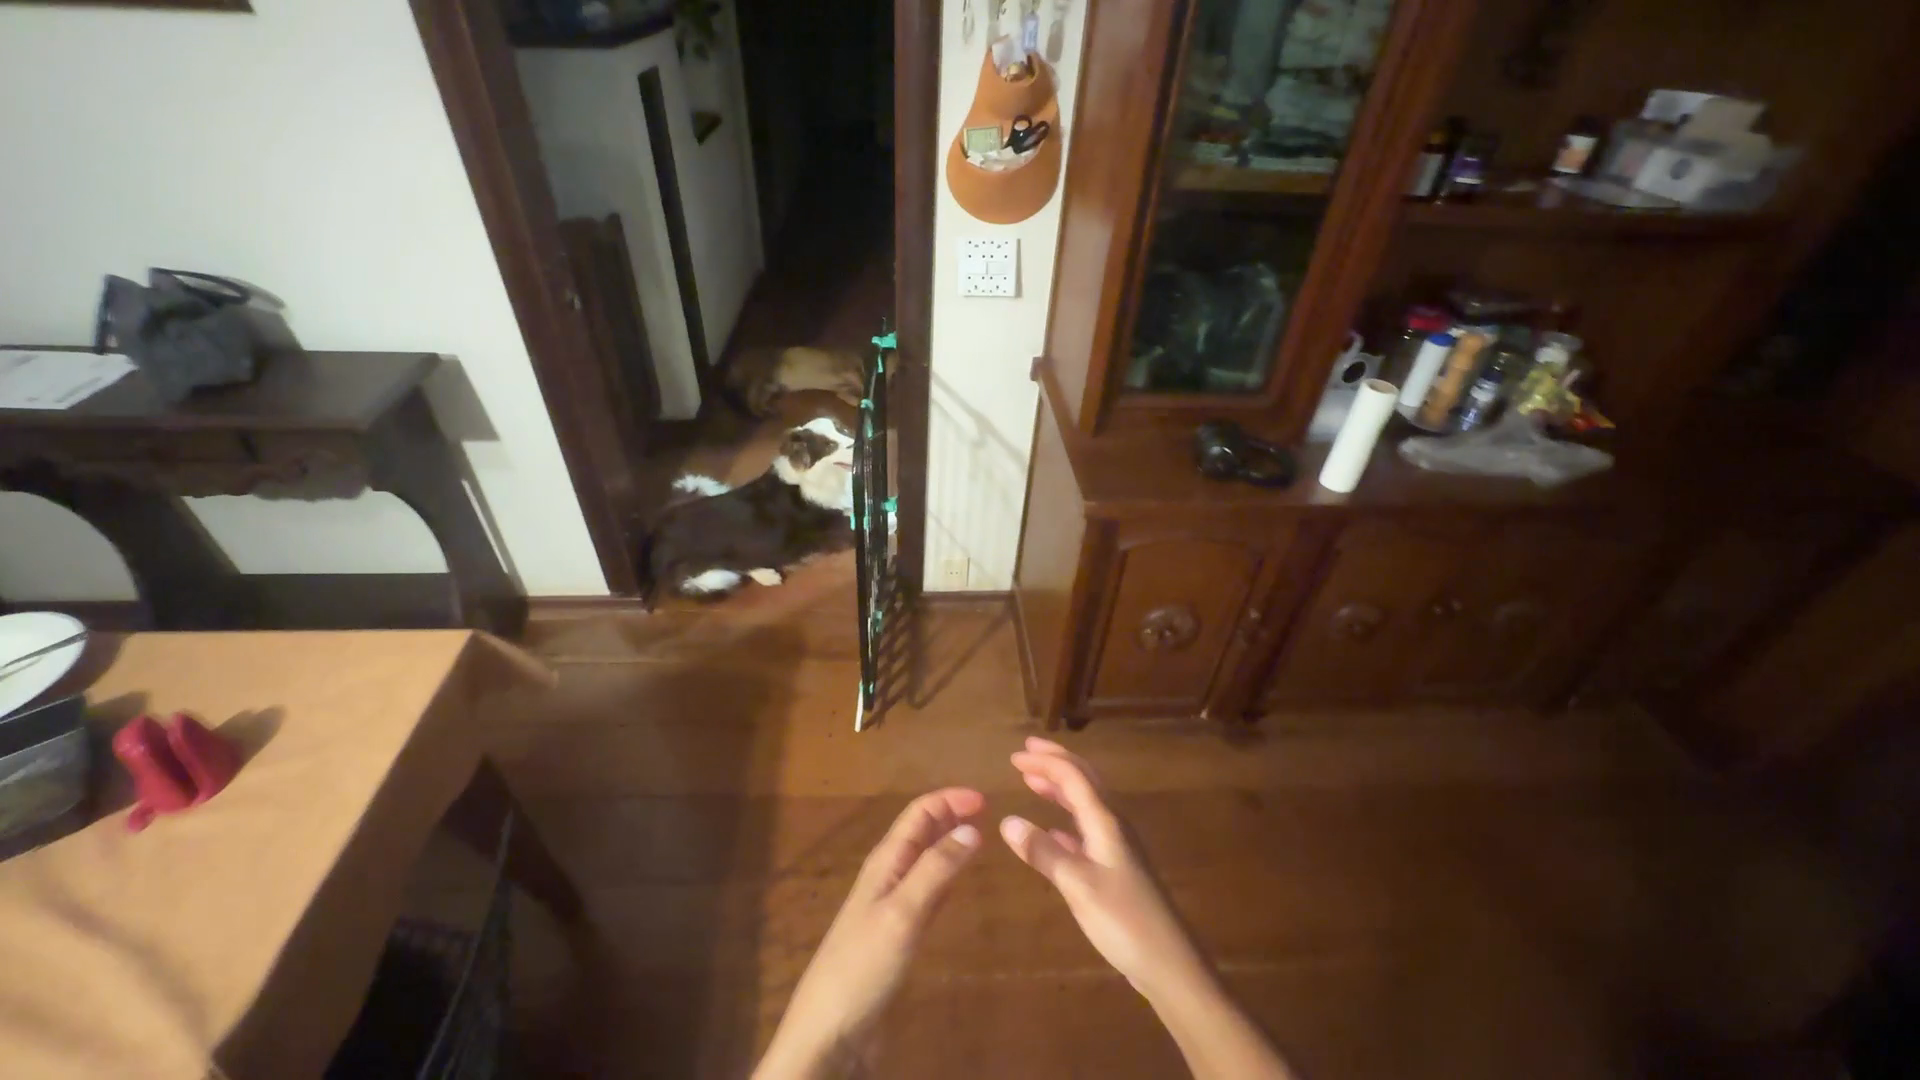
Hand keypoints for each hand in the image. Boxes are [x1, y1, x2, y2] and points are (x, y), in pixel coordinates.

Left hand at [755, 788, 984, 1078]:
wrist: (831, 1030)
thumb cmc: (863, 965)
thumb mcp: (902, 912)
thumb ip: (936, 870)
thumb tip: (972, 828)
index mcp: (885, 862)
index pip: (918, 814)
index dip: (949, 800)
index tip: (987, 800)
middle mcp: (888, 876)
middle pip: (921, 832)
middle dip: (951, 815)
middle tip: (990, 813)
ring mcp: (892, 905)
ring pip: (925, 860)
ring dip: (950, 842)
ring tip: (981, 837)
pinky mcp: (898, 934)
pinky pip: (927, 892)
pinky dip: (946, 878)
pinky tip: (959, 883)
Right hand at [999, 737, 1201, 995]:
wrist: (1169, 963)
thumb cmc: (1123, 920)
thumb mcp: (1077, 884)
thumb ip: (1043, 852)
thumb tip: (1007, 821)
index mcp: (1105, 821)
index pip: (1073, 777)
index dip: (1045, 763)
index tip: (1014, 757)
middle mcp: (1114, 826)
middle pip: (1084, 782)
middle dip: (1056, 764)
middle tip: (1025, 754)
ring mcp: (1118, 847)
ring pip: (1086, 804)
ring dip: (1060, 789)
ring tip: (1034, 783)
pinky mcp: (1117, 869)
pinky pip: (1088, 830)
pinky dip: (1067, 822)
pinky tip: (1054, 832)